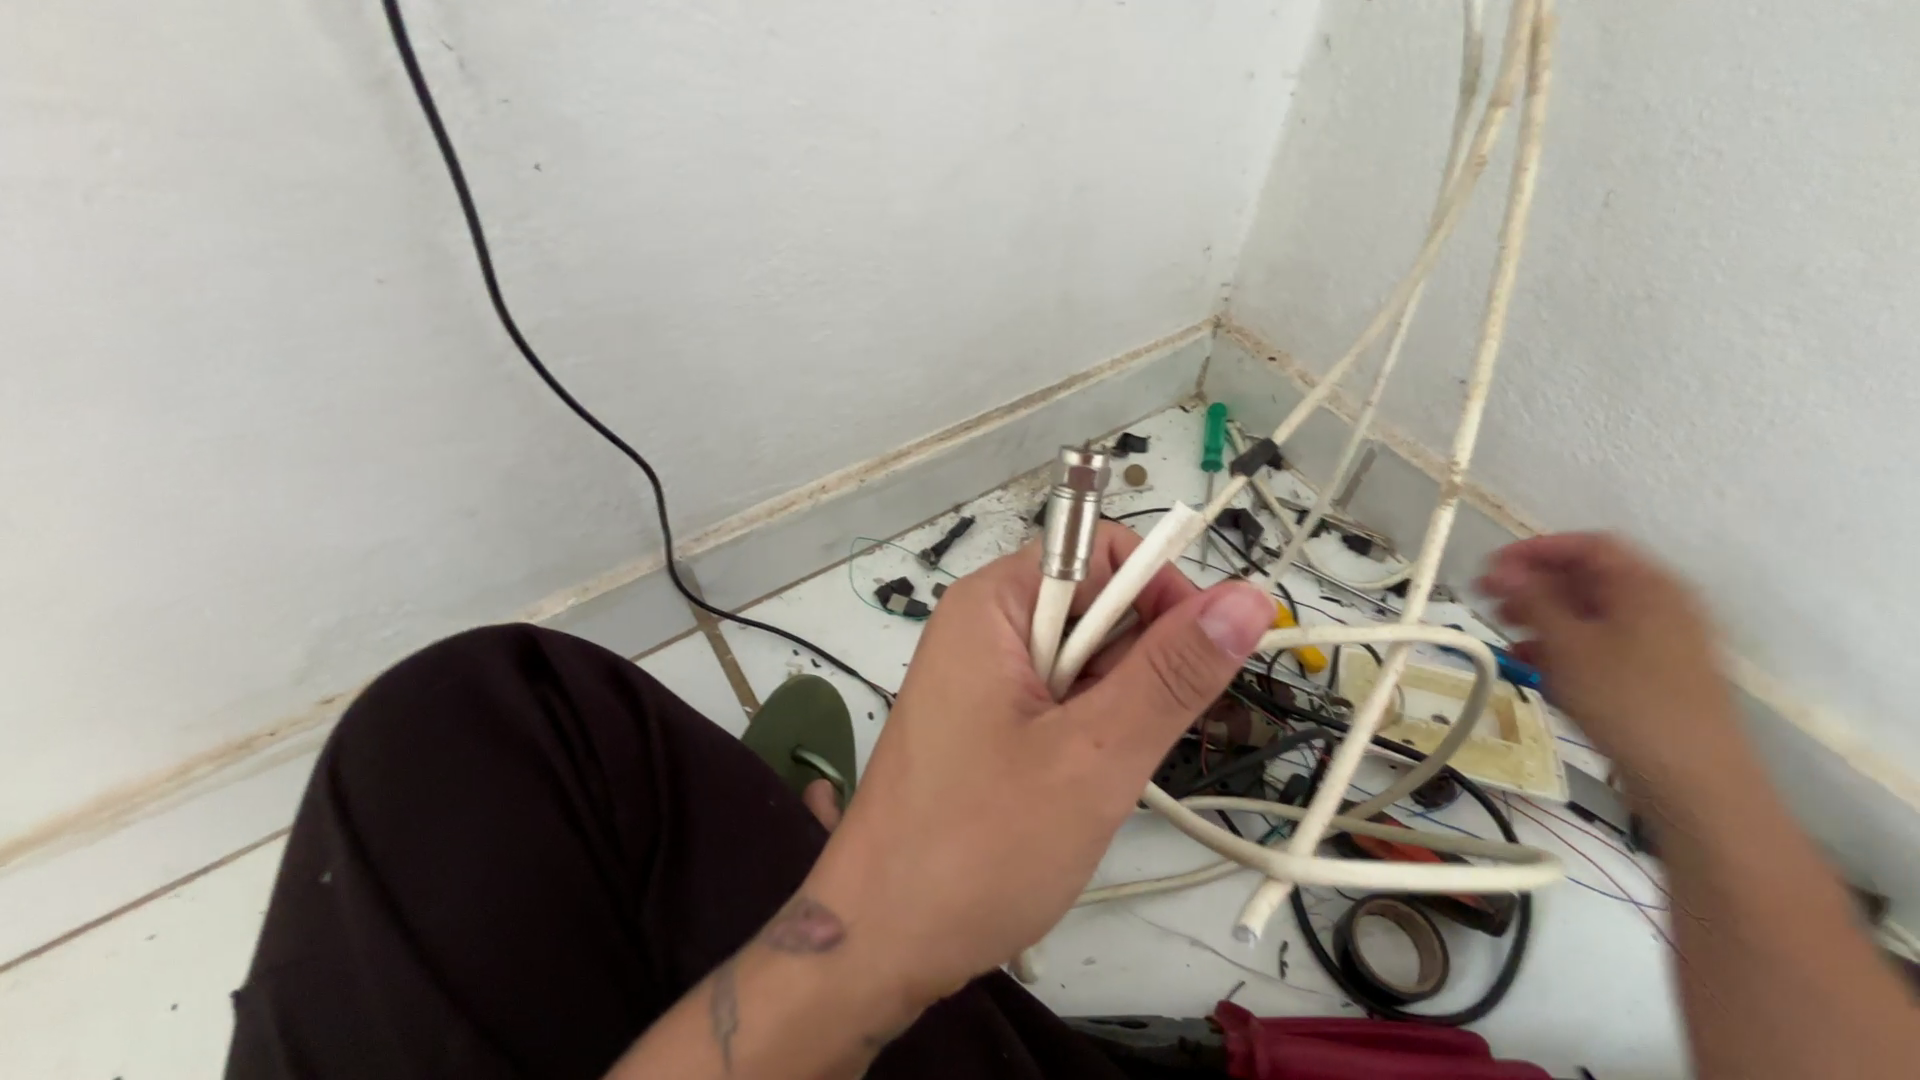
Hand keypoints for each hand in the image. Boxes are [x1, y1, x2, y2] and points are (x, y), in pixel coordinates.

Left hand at [802, 522, 1275, 1006]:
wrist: (880, 942)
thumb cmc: (980, 847)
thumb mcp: (1094, 757)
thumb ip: (1172, 673)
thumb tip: (1249, 597)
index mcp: (993, 604)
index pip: (1101, 551)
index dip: (1161, 594)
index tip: (1196, 670)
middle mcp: (982, 625)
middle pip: (1094, 604)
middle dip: (1139, 664)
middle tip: (1133, 745)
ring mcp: (979, 677)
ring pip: (1084, 660)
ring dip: (1116, 709)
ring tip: (1097, 778)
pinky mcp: (983, 723)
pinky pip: (1058, 701)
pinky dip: (1088, 736)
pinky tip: (1075, 789)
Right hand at [1477, 532, 1738, 783]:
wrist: (1693, 778)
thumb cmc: (1628, 700)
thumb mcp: (1568, 645)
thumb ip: (1531, 600)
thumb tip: (1501, 569)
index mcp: (1648, 585)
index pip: (1586, 546)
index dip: (1534, 550)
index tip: (1489, 568)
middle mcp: (1660, 604)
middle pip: (1587, 578)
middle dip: (1532, 586)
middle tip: (1486, 601)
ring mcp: (1660, 640)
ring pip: (1590, 613)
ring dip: (1542, 618)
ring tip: (1504, 635)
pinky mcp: (1653, 673)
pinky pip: (1600, 644)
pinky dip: (1563, 647)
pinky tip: (1532, 666)